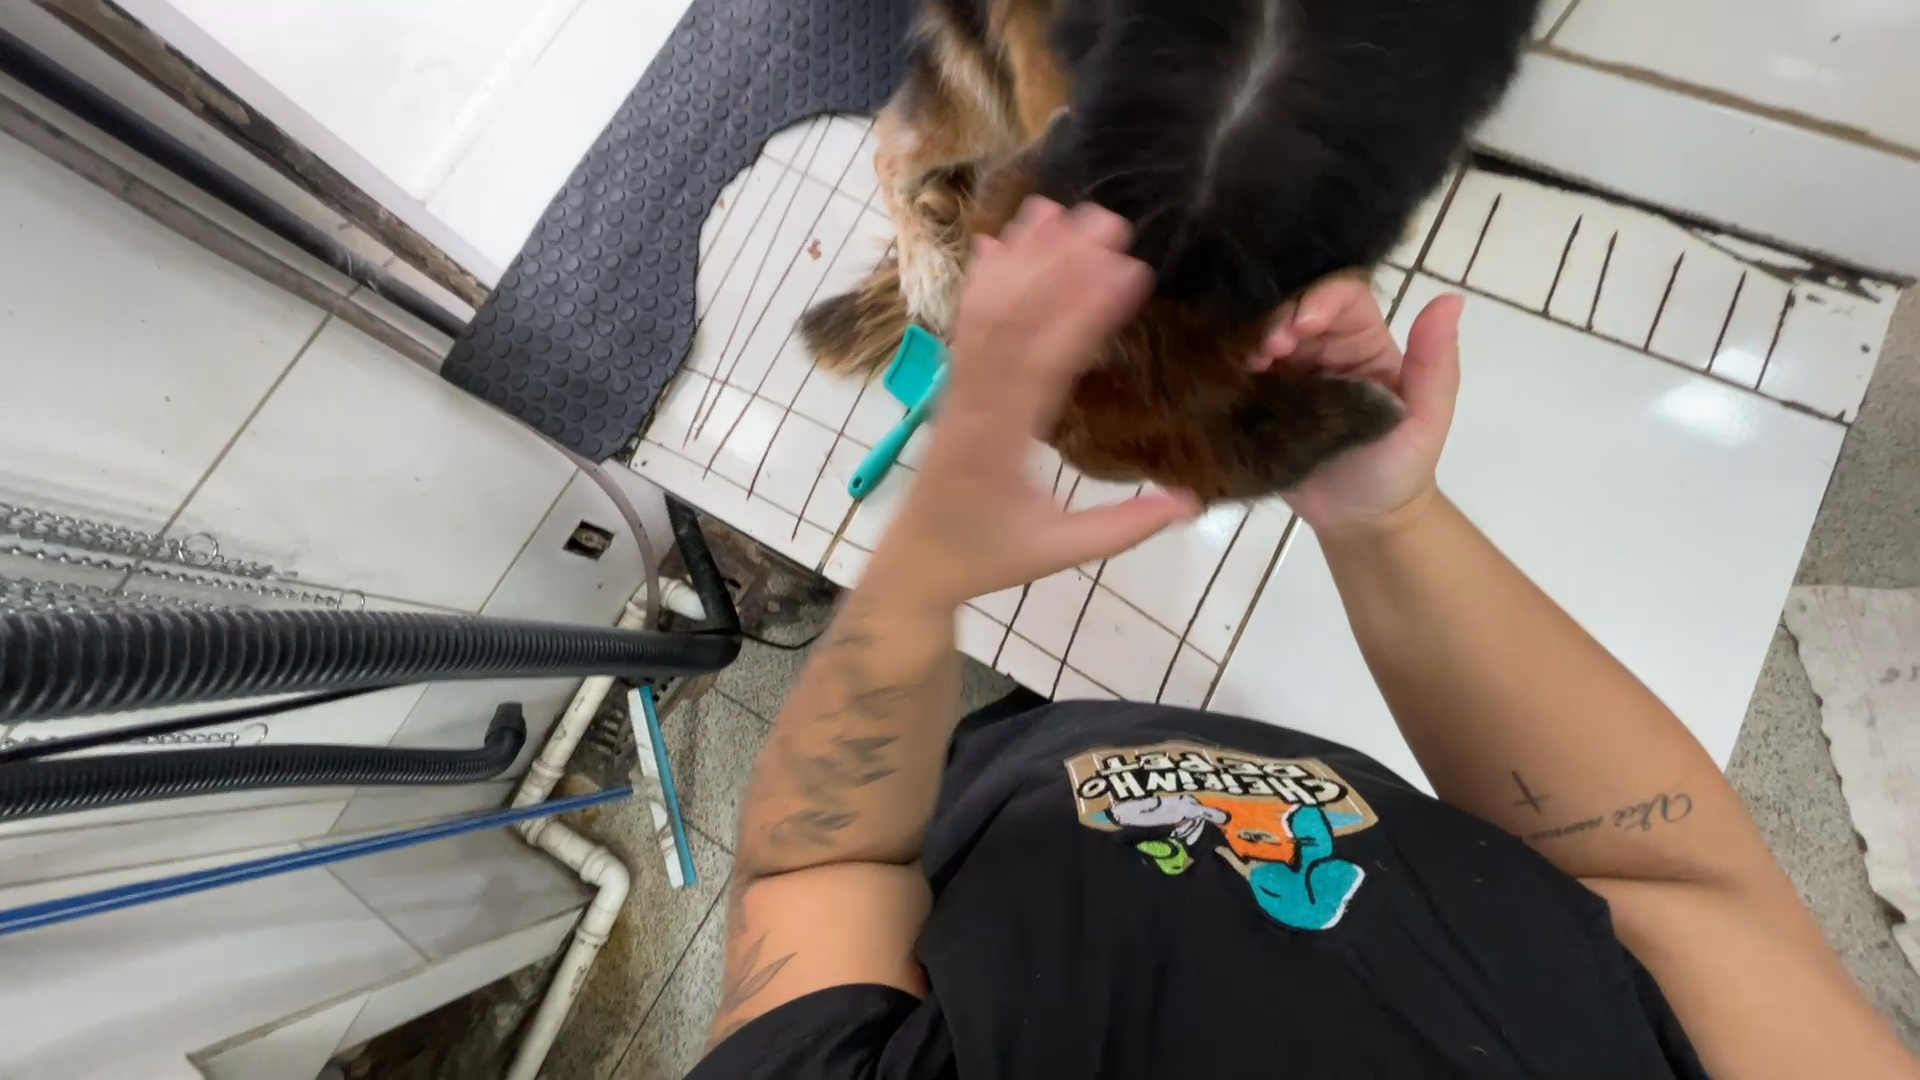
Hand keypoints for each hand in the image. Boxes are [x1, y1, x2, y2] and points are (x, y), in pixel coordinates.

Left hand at [874, 199, 1200, 606]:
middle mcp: (971, 405)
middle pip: (1012, 322)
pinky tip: (997, 245)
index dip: (1087, 313)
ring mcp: (955, 393)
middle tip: (1107, 220)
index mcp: (1001, 443)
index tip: (1132, 271)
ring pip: (985, 316)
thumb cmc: (986, 557)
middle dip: (1058, 266)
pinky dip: (980, 284)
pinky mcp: (949, 390)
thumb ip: (1122, 528)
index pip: (1046, 364)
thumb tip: (1193, 502)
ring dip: (1020, 261)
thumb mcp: (1057, 552)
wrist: (915, 561)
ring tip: (1056, 209)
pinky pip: (964, 330)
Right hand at [1255, 275, 1465, 536]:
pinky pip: (1240, 380)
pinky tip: (1229, 382)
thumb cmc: (1400, 467)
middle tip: (1266, 351)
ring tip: (1248, 366)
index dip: (1320, 300)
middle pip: (1294, 313)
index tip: (1301, 326)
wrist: (1362, 520)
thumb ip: (1436, 362)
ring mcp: (1286, 381)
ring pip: (1262, 341)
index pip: (1344, 300)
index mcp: (1364, 345)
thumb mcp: (1428, 416)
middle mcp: (1321, 355)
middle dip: (1277, 320)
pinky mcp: (1259, 409)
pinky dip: (1230, 373)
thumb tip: (1450, 298)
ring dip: (1250, 343)